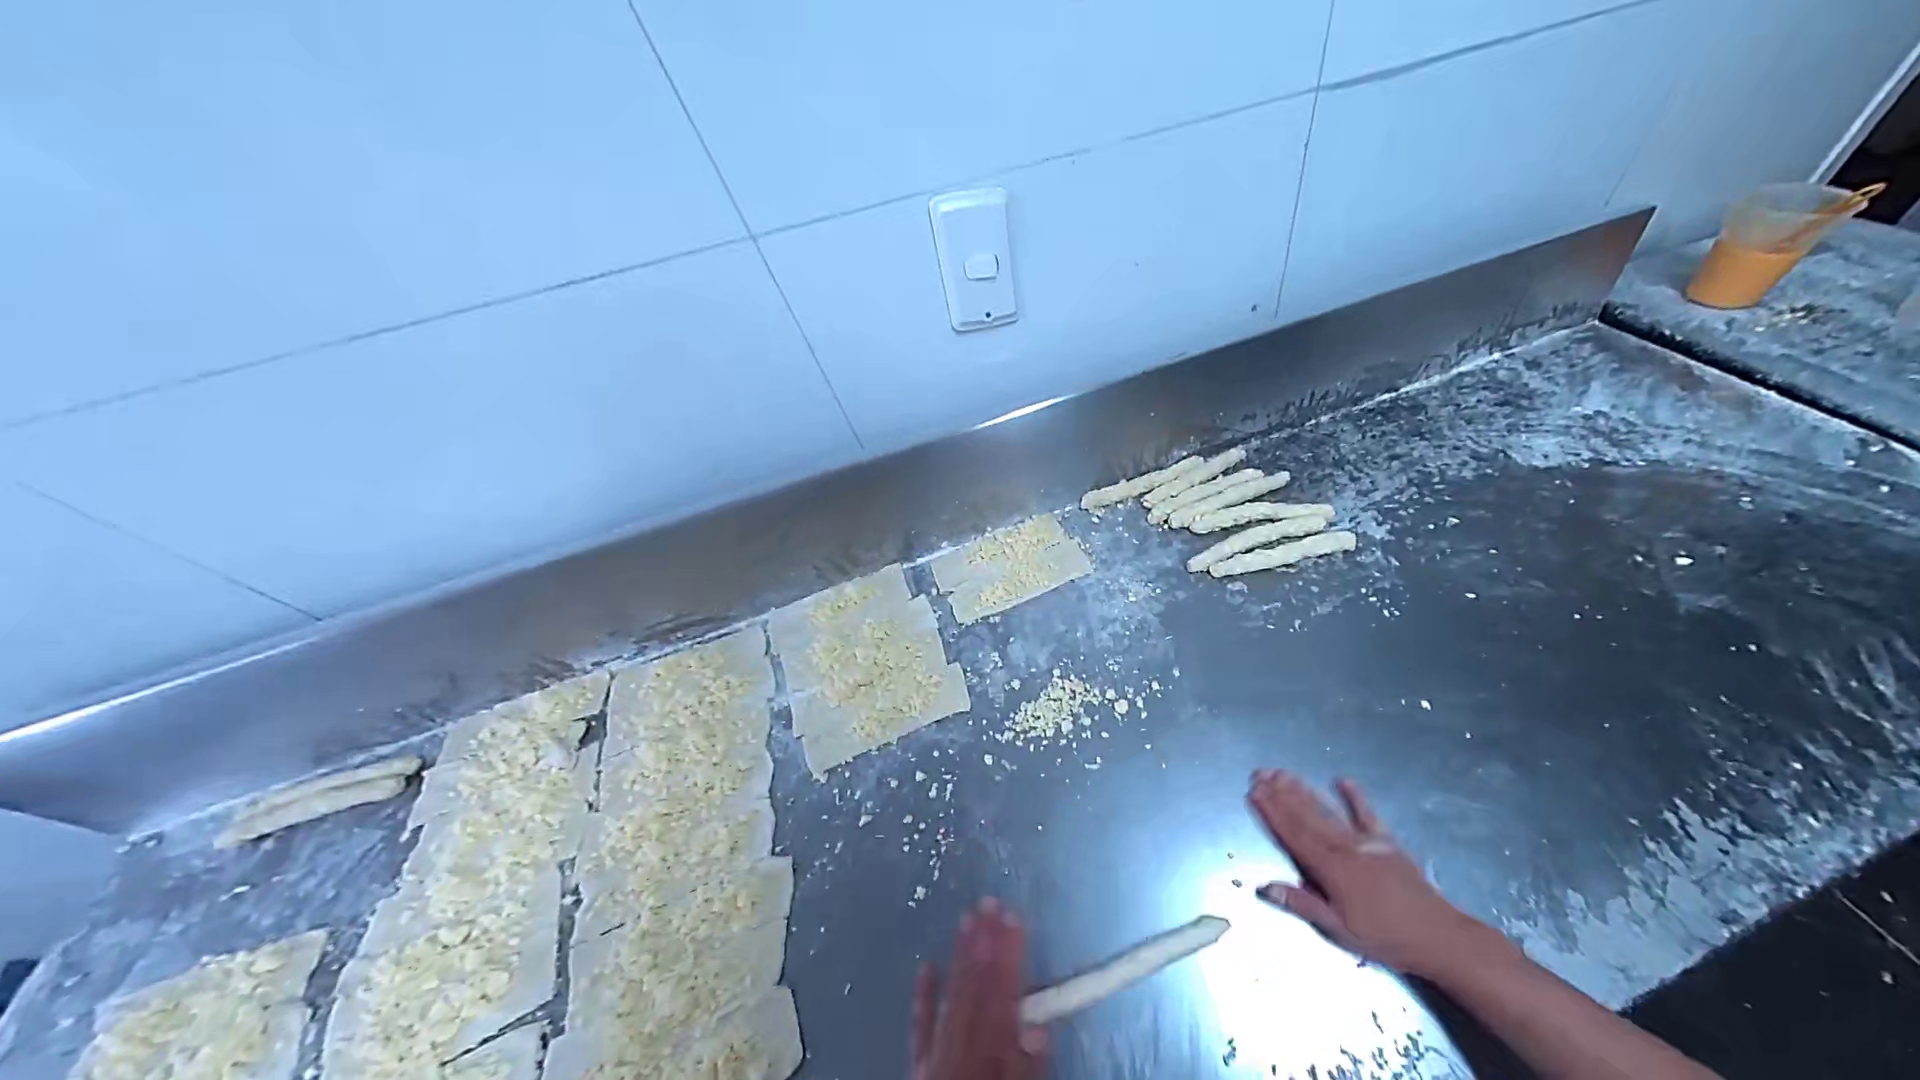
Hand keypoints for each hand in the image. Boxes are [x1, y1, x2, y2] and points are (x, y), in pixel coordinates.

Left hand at [910, 898, 1047, 1079]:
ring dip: (961, 956)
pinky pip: (922, 1024)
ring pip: (952, 997)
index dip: (1010, 953)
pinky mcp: (921, 1063)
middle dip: (985, 942)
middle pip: (976, 988)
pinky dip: (925, 993)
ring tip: (967, 917)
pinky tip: (927, 963)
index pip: (1004, 994)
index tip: (1013, 916)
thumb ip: (1028, 1064)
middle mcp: (962, 1045)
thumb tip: (1039, 1028)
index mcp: (990, 1051)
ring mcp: (938, 1052)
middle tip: (989, 903)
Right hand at [1247, 769, 1505, 978]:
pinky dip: (1356, 797)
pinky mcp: (1388, 843)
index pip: (1293, 834)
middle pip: (1306, 816)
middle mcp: (1345, 848)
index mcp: (1330, 869)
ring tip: (1284, 773)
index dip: (1271, 812)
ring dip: (1304, 790)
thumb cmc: (1387, 938)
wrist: (1442, 938)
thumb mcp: (1340, 931)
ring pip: (1328, 810)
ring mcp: (1367, 842)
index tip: (1253, 792)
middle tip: (1260, 773)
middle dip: (1281, 794)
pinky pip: (1368, 815)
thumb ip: (1302, 904)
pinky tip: (1343, 781)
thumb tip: (1264, 886)